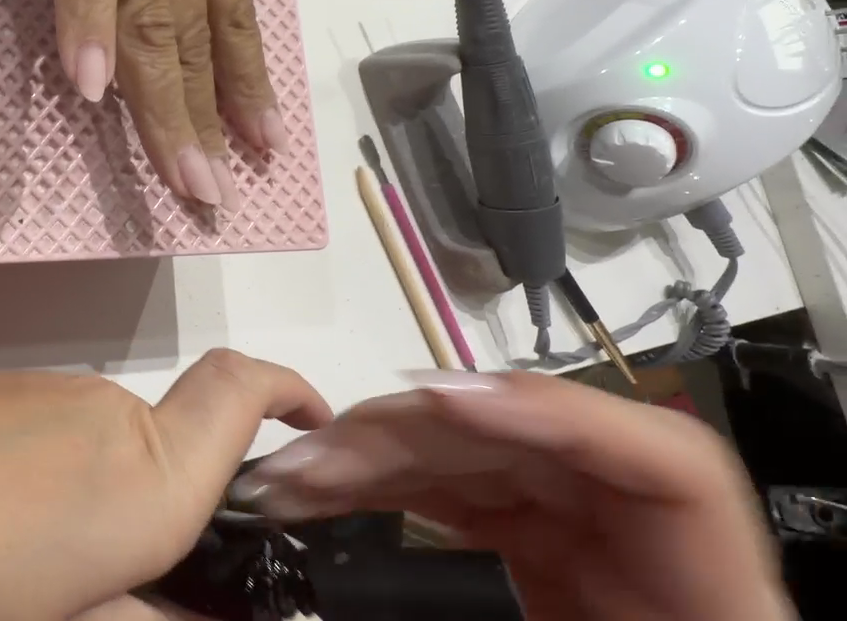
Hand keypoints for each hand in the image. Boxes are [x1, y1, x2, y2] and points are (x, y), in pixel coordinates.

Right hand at [0, 0, 326, 206]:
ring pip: (156, 21)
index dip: (245, 79)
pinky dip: (91, 32)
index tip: (262, 144)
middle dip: (209, 119)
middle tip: (216, 194)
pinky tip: (92, 91)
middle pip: (198, 34)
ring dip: (167, 105)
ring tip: (182, 177)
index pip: (233, 10)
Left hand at [0, 349, 330, 619]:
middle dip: (157, 515)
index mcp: (139, 481)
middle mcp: (100, 414)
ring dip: (86, 507)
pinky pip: (43, 433)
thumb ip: (124, 611)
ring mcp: (36, 388)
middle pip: (163, 451)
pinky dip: (39, 482)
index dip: (289, 395)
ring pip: (96, 449)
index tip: (310, 424)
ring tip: (18, 572)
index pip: (240, 394)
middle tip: (103, 587)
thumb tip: (162, 603)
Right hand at [227, 370, 793, 620]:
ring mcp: (578, 534)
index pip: (667, 464)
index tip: (435, 400)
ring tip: (288, 475)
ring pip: (462, 454)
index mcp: (712, 599)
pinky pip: (441, 490)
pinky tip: (314, 487)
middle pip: (521, 441)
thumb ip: (476, 610)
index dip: (551, 412)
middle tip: (310, 458)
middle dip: (399, 437)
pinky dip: (372, 485)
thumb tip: (374, 584)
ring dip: (363, 456)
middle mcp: (639, 540)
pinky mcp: (525, 543)